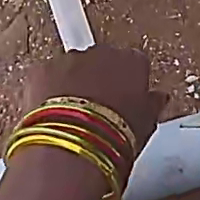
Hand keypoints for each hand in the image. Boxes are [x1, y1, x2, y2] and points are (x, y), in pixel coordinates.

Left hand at [23, 45, 165, 151]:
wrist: (73, 146)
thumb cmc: (114, 136)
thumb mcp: (147, 124)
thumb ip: (152, 104)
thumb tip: (157, 100)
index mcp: (133, 62)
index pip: (134, 64)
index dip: (127, 83)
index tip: (123, 99)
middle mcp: (103, 54)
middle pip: (102, 61)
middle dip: (98, 79)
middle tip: (97, 110)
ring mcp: (71, 60)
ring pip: (72, 67)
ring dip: (72, 84)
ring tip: (72, 116)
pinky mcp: (42, 69)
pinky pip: (46, 76)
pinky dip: (46, 90)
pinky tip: (51, 114)